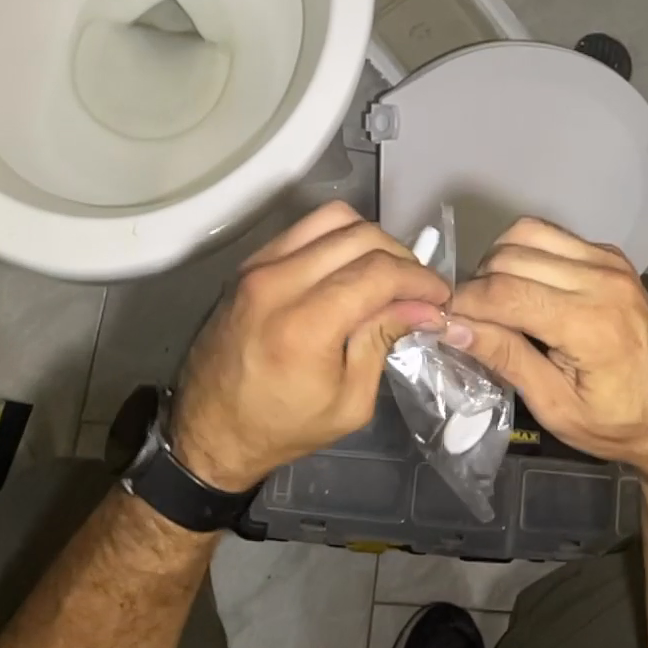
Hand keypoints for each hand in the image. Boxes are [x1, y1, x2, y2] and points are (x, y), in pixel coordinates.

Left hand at [169, 201, 449, 491]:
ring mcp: (259, 265)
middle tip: (417, 288)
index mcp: (303, 325)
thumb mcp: (350, 402)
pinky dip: (338, 238)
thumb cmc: (282, 427)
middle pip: (361, 235)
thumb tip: (425, 307)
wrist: (207, 430)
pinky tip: (350, 268)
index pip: (378, 273)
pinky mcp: (250, 262)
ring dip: (371, 239)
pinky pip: (305, 228)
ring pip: (333, 217)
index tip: (440, 297)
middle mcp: (278, 282)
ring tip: (386, 272)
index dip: (419, 280)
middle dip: (402, 256)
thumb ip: (383, 340)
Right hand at [444, 218, 647, 496]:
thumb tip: (450, 325)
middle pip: (509, 256)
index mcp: (590, 324)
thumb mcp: (554, 406)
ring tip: (495, 299)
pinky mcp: (610, 255)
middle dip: (476, 283)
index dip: (463, 302)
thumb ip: (504, 358)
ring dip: (497, 260)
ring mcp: (609, 261)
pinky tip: (525, 287)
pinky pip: (551, 235)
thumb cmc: (616, 424)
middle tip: (468, 318)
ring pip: (526, 232)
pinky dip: (525, 252)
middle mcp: (601, 279)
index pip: (504, 292)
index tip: (441, 320)